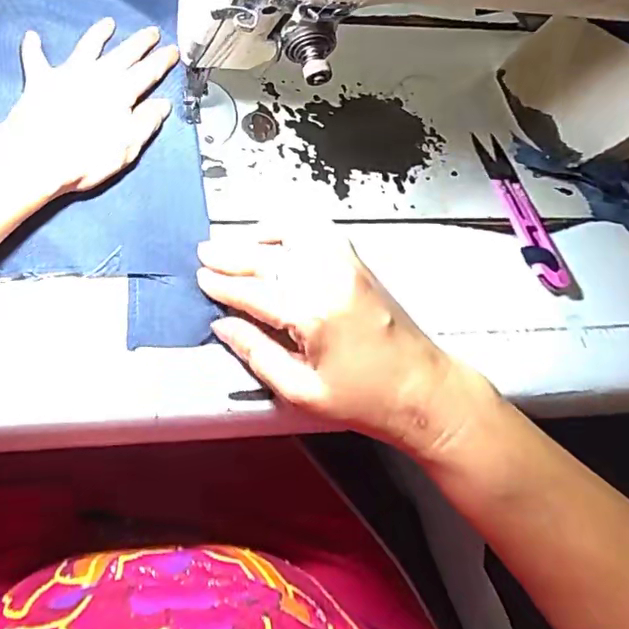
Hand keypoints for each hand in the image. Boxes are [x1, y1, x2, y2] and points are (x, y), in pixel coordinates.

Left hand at [0, 18, 179, 197]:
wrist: (37, 159)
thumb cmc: (84, 158)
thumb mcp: (127, 146)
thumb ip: (146, 122)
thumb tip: (161, 106)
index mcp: (122, 91)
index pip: (149, 71)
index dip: (163, 59)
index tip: (172, 50)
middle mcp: (97, 75)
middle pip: (124, 52)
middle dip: (140, 41)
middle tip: (151, 32)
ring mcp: (68, 74)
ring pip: (87, 47)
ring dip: (98, 34)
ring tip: (108, 23)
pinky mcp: (41, 81)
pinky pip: (36, 60)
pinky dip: (33, 48)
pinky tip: (31, 36)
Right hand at [197, 225, 500, 459]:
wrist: (425, 392)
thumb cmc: (369, 399)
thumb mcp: (302, 391)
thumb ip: (257, 353)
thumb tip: (224, 327)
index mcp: (311, 313)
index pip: (252, 291)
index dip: (222, 285)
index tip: (203, 279)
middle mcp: (328, 280)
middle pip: (266, 259)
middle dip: (231, 255)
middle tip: (206, 253)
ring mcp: (346, 267)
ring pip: (289, 238)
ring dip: (257, 240)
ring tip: (234, 245)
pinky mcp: (358, 264)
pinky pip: (319, 232)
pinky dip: (292, 229)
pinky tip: (277, 236)